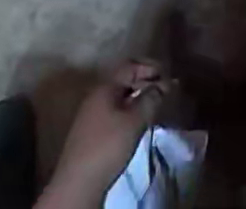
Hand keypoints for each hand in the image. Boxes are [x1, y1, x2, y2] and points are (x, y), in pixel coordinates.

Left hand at [37, 62, 166, 207]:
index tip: (167, 72)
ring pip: (119, 95)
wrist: (78, 180)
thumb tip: (163, 84)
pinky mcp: (91, 129)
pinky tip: (137, 120)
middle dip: (144, 80)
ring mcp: (92, 111)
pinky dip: (129, 108)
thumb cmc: (108, 145)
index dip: (148, 66)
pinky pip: (114, 109)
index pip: (129, 66)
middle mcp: (97, 94)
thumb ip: (150, 100)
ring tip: (154, 103)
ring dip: (137, 96)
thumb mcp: (134, 121)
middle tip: (163, 88)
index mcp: (105, 86)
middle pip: (123, 79)